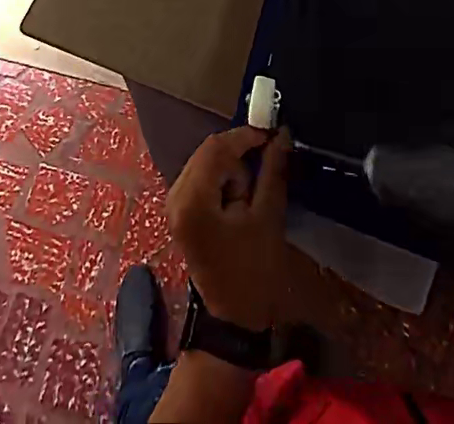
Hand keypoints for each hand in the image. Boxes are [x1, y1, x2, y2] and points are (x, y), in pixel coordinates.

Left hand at [167, 126, 290, 330]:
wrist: (233, 317)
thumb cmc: (253, 269)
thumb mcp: (268, 216)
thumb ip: (272, 171)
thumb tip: (280, 136)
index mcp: (193, 199)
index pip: (216, 148)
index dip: (245, 136)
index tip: (272, 136)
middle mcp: (175, 195)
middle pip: (207, 152)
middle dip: (238, 153)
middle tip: (265, 167)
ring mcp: (173, 203)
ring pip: (203, 161)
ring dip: (231, 166)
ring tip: (251, 192)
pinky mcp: (178, 210)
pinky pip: (200, 176)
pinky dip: (221, 177)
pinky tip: (238, 195)